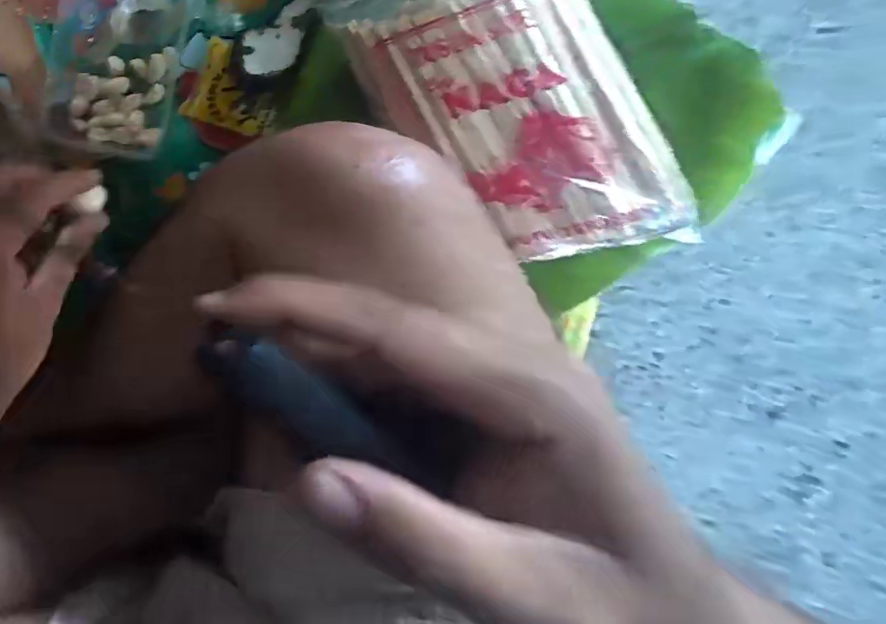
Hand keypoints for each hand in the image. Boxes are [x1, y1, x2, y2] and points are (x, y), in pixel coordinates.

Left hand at [0, 164, 107, 424]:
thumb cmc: (5, 357)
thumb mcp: (44, 305)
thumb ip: (67, 252)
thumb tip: (97, 216)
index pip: (30, 196)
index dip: (65, 182)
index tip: (96, 177)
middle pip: (2, 180)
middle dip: (41, 178)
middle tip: (77, 192)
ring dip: (22, 190)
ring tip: (59, 206)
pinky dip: (3, 206)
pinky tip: (29, 223)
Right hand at [197, 277, 797, 623]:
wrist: (686, 622)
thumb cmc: (621, 610)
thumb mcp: (530, 598)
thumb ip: (419, 539)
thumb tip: (302, 481)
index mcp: (522, 387)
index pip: (384, 323)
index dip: (291, 304)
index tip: (214, 306)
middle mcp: (497, 355)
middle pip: (364, 318)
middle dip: (280, 318)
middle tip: (210, 335)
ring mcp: (478, 366)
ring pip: (362, 338)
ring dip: (295, 349)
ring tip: (238, 367)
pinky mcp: (461, 385)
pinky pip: (373, 366)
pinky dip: (322, 376)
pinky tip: (294, 399)